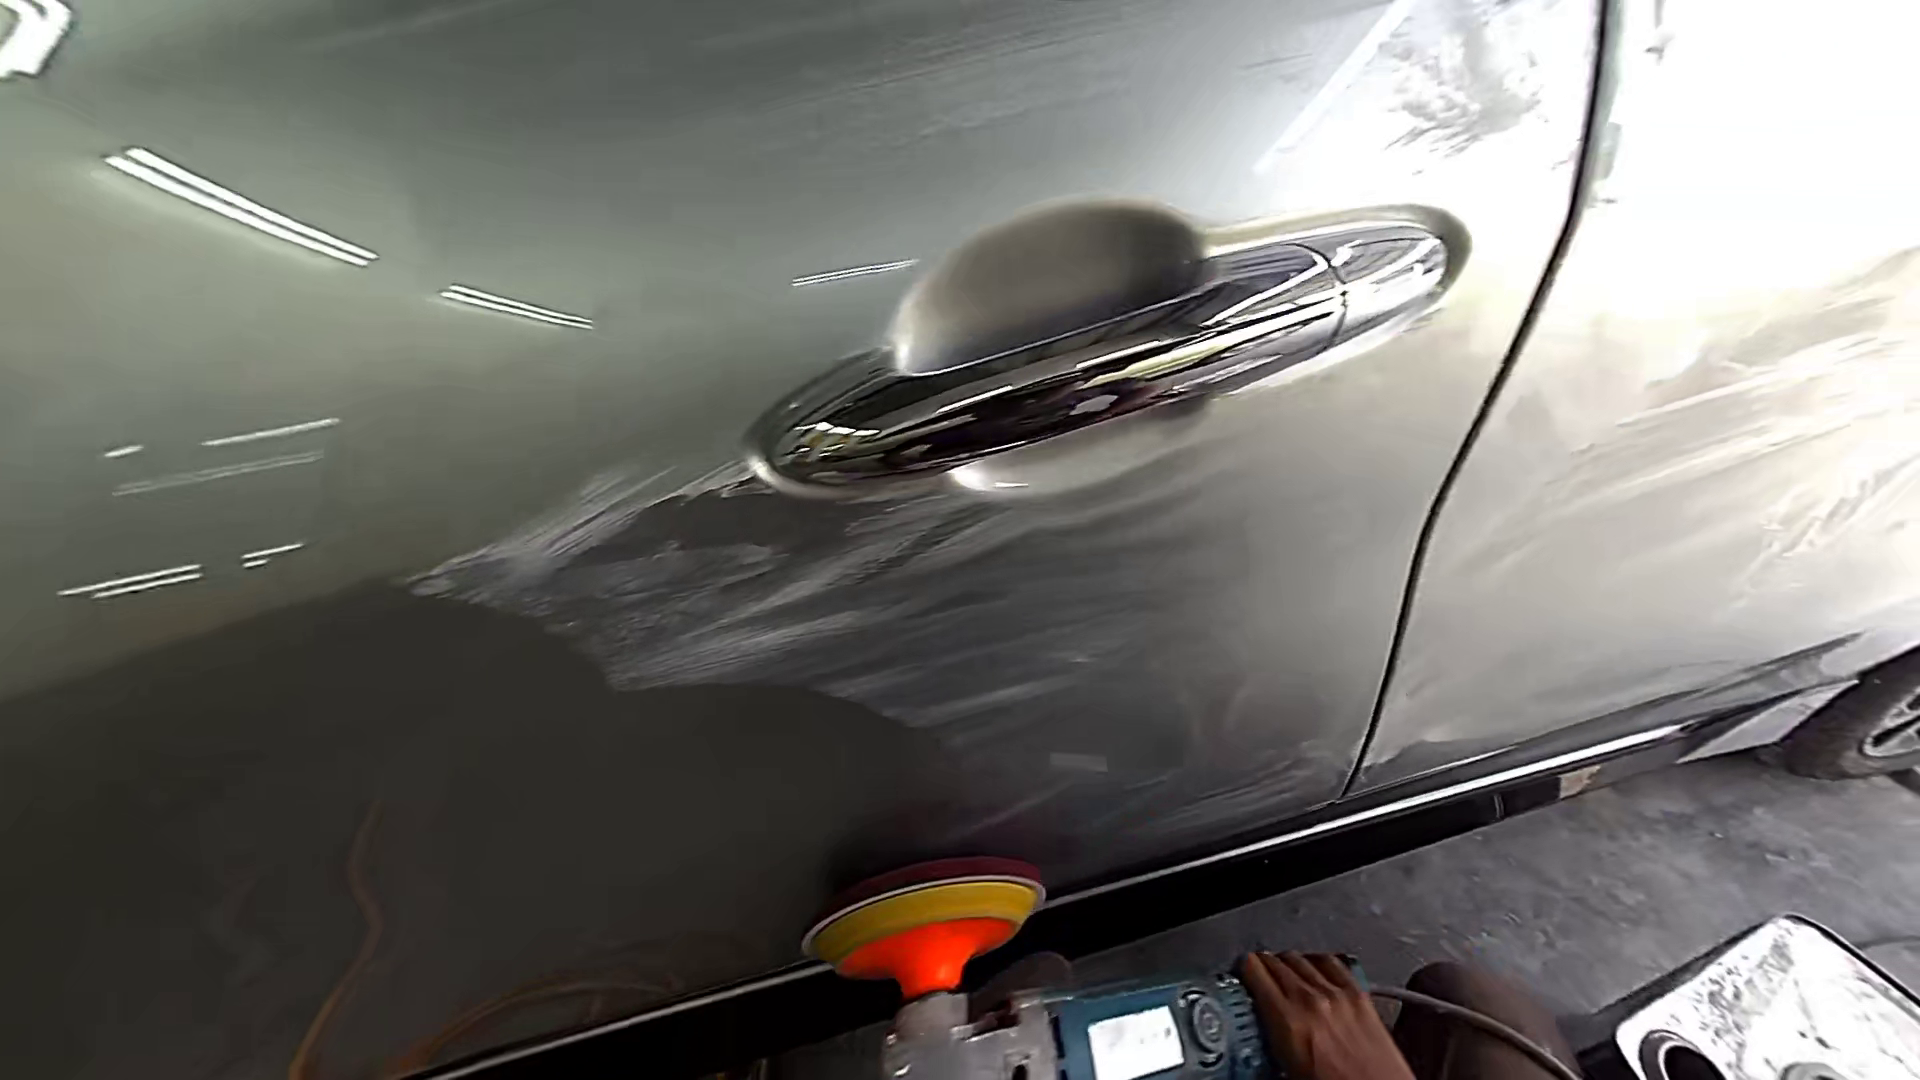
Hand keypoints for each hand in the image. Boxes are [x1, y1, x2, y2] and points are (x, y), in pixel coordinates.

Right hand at [1241, 952, 1416, 1079]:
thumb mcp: (1288, 1068)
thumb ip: (1267, 1036)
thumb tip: (1253, 1028)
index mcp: (1287, 1020)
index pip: (1251, 967)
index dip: (1243, 970)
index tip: (1243, 976)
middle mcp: (1309, 999)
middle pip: (1272, 959)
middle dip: (1263, 968)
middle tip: (1262, 980)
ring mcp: (1336, 993)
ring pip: (1298, 956)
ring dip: (1288, 965)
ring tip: (1288, 978)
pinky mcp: (1359, 995)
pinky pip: (1330, 961)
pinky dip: (1318, 962)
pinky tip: (1316, 972)